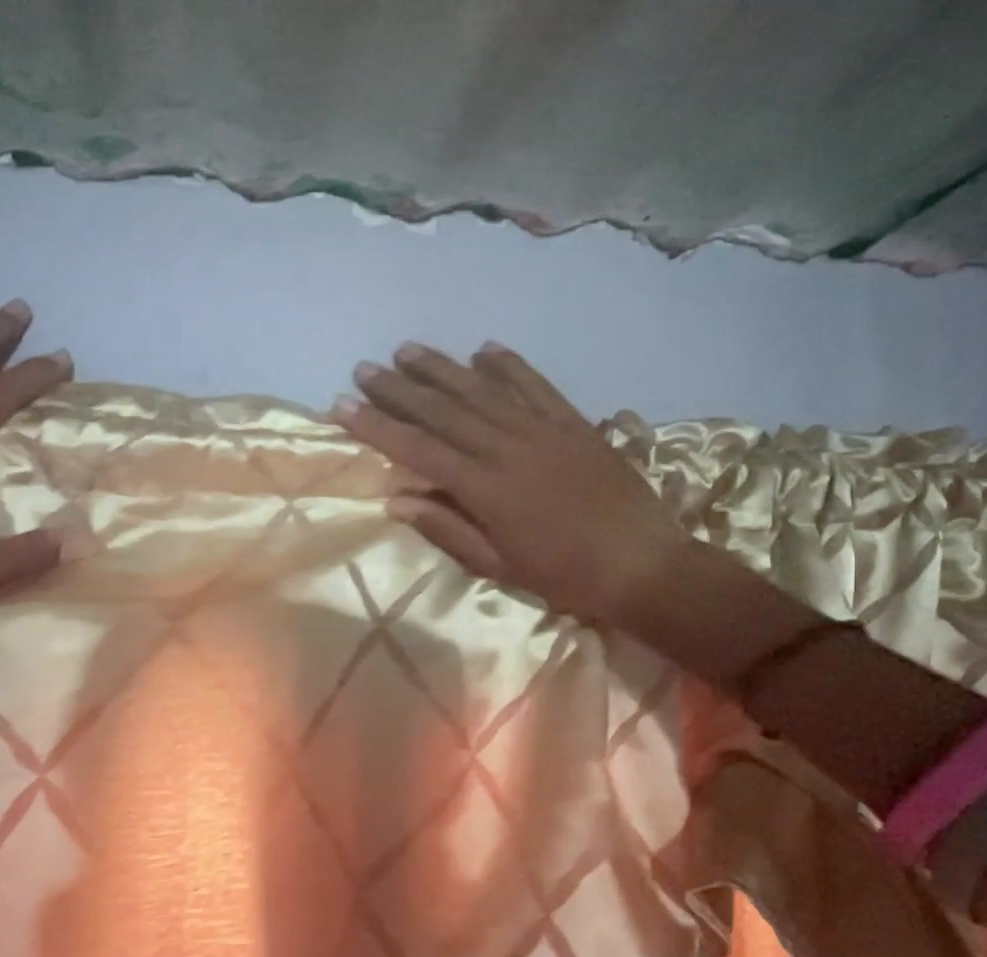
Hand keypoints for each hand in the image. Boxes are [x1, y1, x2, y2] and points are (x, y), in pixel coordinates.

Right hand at [332, 341, 688, 626]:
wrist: (644, 565)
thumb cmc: (566, 577)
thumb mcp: (500, 567)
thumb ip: (448, 530)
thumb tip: (397, 501)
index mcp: (485, 489)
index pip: (418, 449)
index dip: (377, 426)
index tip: (342, 406)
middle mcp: (508, 448)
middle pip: (443, 411)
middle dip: (399, 389)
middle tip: (364, 369)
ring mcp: (543, 430)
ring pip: (482, 390)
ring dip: (442, 369)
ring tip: (407, 350)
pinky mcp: (573, 423)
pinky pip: (535, 385)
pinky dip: (508, 365)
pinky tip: (484, 349)